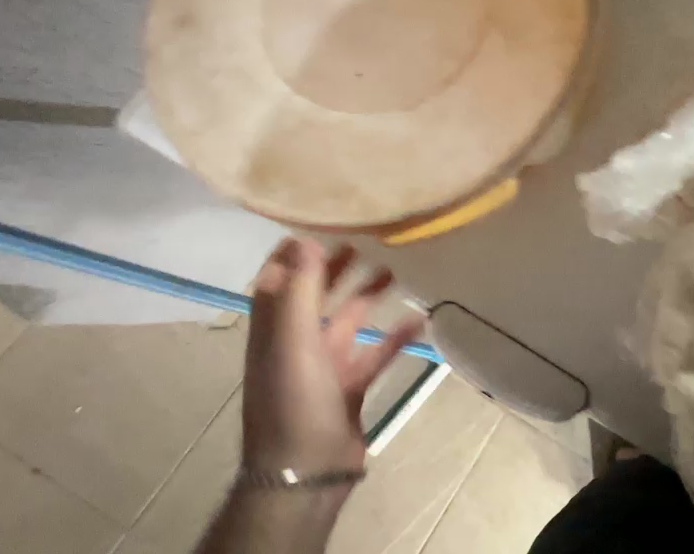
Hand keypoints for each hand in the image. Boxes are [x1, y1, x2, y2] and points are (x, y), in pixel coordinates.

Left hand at [242, 239, 424, 472]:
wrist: (307, 470)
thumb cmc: (295, 399)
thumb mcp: (293, 342)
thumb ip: (301, 292)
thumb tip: (306, 239)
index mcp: (274, 332)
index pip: (277, 281)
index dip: (293, 254)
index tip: (322, 223)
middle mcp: (295, 344)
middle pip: (315, 296)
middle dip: (336, 267)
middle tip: (368, 238)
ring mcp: (324, 366)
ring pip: (348, 319)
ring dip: (368, 294)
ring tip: (396, 270)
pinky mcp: (350, 385)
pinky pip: (376, 351)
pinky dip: (395, 334)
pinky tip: (420, 319)